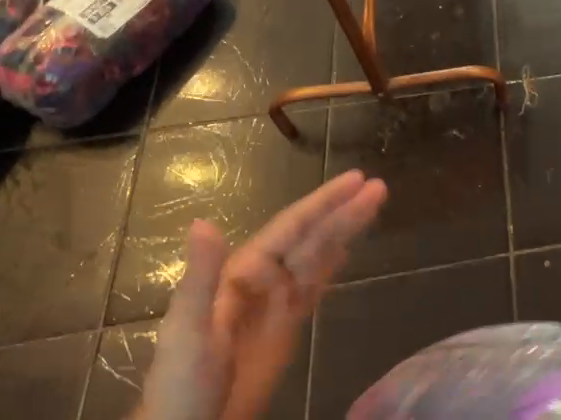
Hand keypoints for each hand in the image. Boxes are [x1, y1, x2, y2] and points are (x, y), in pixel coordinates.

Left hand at [138, 170, 387, 419]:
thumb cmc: (181, 383)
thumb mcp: (186, 329)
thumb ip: (200, 275)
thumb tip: (202, 221)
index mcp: (241, 272)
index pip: (291, 228)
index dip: (323, 202)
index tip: (356, 179)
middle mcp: (263, 280)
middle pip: (311, 238)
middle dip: (344, 212)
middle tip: (379, 187)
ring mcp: (277, 304)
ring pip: (318, 257)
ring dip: (346, 230)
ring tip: (375, 203)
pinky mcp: (286, 328)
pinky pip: (315, 287)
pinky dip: (332, 266)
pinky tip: (348, 249)